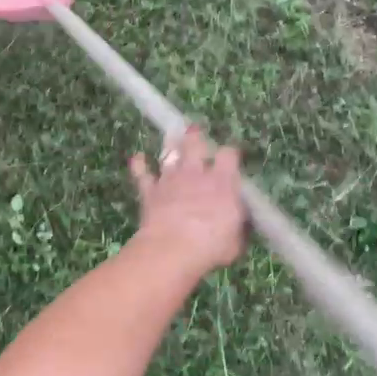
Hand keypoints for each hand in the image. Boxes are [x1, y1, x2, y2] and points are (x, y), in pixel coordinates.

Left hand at [128, 128, 247, 273]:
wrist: (173, 247)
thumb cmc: (212, 246)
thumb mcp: (236, 240)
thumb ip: (238, 225)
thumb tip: (239, 219)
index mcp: (222, 183)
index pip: (228, 155)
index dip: (229, 152)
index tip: (230, 154)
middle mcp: (195, 174)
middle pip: (194, 144)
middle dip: (194, 135)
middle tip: (194, 128)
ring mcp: (170, 180)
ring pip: (169, 154)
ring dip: (170, 145)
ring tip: (171, 137)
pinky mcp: (150, 190)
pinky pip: (142, 173)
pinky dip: (139, 165)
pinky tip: (137, 158)